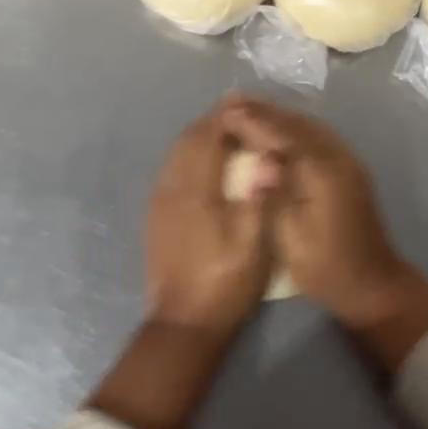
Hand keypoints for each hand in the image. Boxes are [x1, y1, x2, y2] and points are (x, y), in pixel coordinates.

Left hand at [144, 99, 274, 336]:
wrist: (184, 326)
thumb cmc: (226, 283)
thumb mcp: (255, 244)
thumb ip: (261, 197)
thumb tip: (270, 156)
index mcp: (196, 190)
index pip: (208, 135)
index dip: (227, 115)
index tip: (250, 103)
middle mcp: (172, 187)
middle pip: (189, 138)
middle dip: (214, 121)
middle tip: (243, 115)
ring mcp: (160, 202)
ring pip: (178, 153)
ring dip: (202, 137)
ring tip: (230, 135)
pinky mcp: (158, 216)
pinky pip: (173, 169)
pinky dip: (191, 155)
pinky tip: (211, 166)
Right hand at [219, 98, 426, 331]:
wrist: (373, 283)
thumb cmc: (326, 267)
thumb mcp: (292, 238)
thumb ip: (276, 196)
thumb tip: (260, 164)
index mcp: (323, 170)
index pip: (283, 134)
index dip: (254, 121)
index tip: (225, 111)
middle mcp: (338, 156)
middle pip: (297, 123)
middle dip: (265, 110)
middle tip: (232, 100)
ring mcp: (347, 160)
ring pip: (309, 126)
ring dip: (280, 116)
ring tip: (248, 108)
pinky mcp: (349, 169)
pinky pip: (317, 136)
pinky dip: (294, 127)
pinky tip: (278, 130)